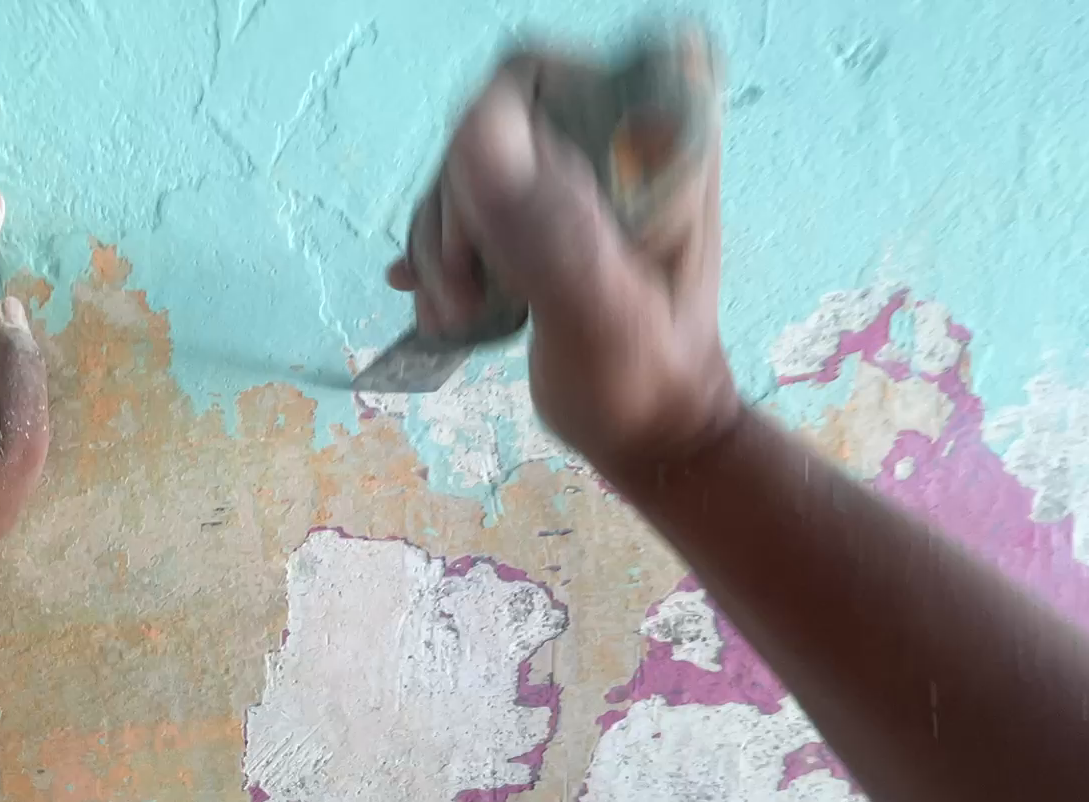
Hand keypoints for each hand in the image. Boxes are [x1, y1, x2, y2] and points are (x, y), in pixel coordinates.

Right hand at [386, 55, 740, 471]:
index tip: (483, 246)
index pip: (532, 81)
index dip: (481, 154)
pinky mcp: (539, 223)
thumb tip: (472, 131)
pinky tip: (439, 306)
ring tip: (455, 319)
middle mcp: (607, 139)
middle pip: (480, 138)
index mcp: (651, 133)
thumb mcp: (603, 320)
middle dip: (452, 223)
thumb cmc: (641, 386)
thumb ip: (551, 232)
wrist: (647, 432)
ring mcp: (568, 182)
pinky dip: (437, 263)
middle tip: (466, 300)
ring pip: (460, 184)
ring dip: (438, 255)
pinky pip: (462, 218)